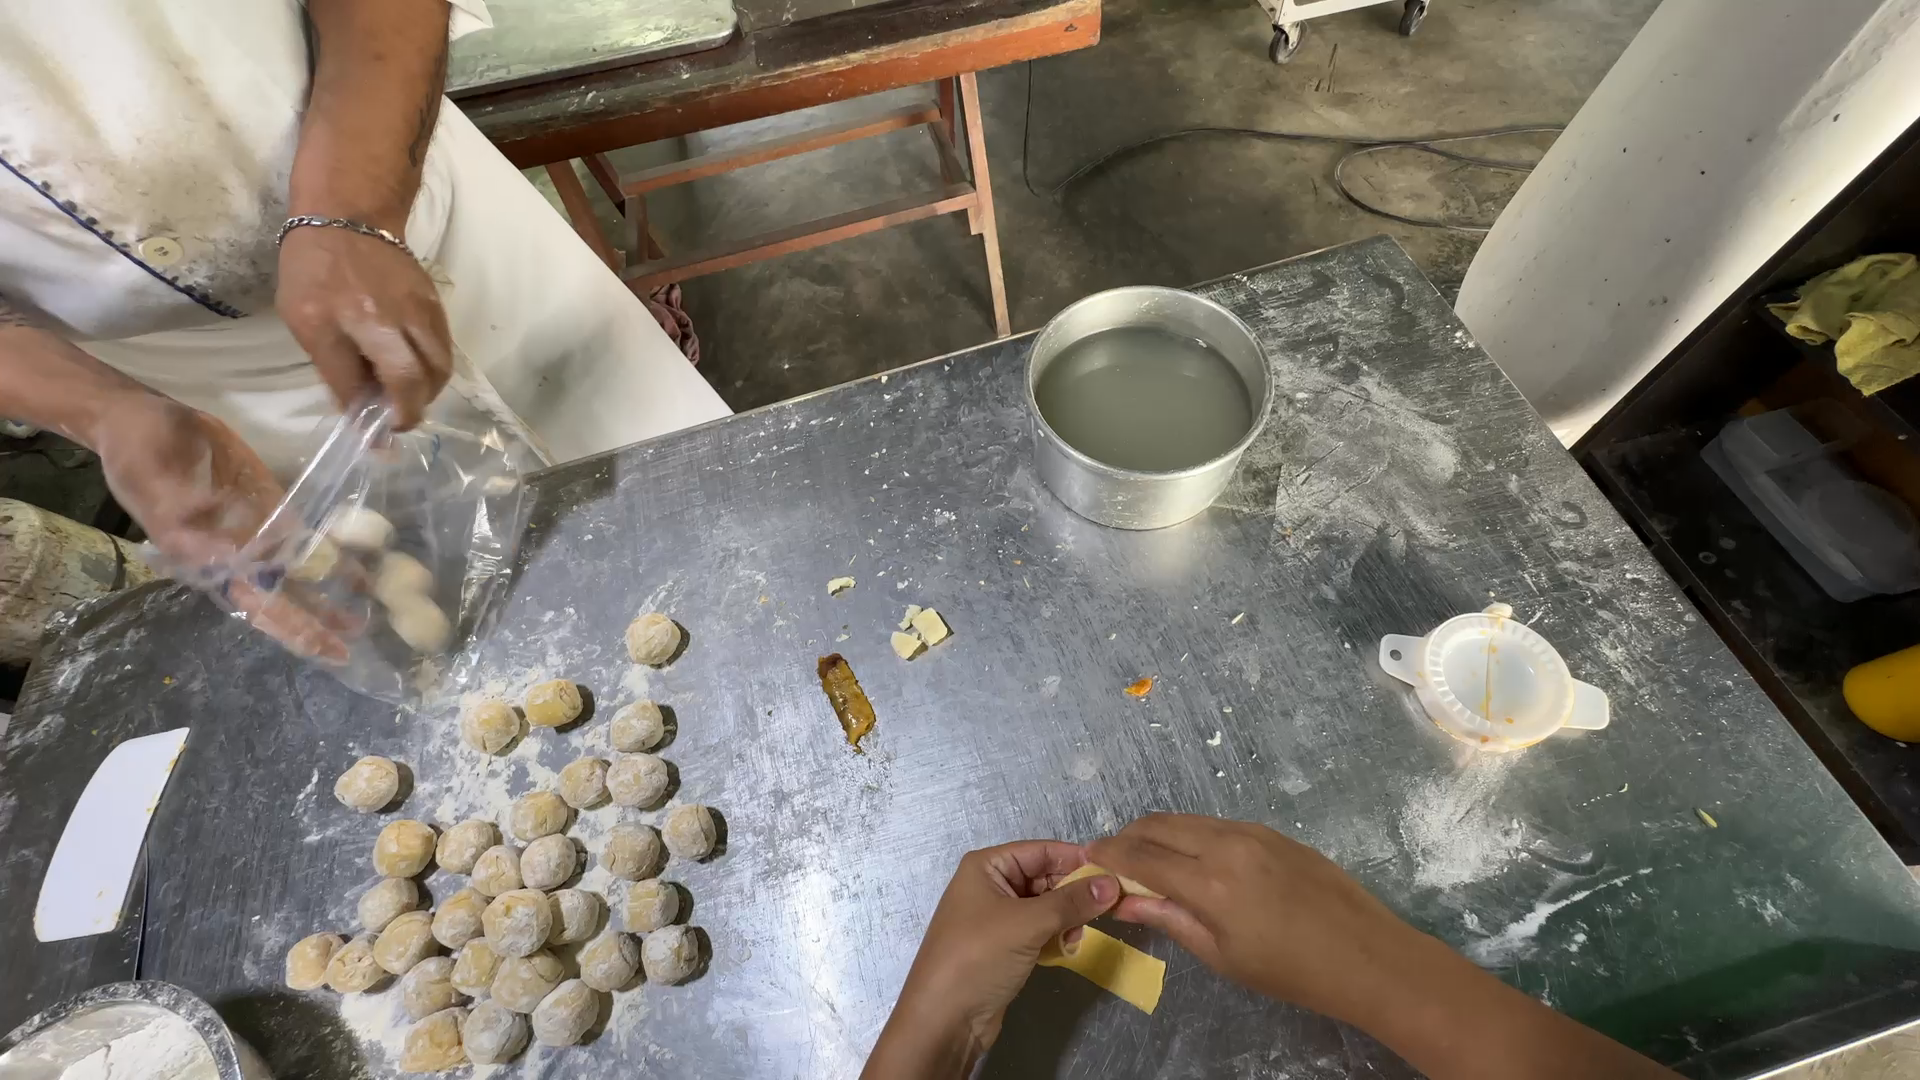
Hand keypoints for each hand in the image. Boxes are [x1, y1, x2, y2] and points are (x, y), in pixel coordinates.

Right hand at [93, 394, 347, 660]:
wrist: (148, 421)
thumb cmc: (145, 454)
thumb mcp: (159, 484)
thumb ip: (189, 521)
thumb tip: (227, 559)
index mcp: (208, 559)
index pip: (260, 605)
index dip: (296, 629)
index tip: (329, 651)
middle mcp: (238, 555)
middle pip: (285, 600)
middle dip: (319, 624)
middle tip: (356, 647)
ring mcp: (260, 535)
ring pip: (301, 577)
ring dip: (331, 598)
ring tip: (365, 620)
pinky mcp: (275, 512)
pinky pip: (309, 544)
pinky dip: (334, 560)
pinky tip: (362, 572)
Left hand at [276, 224, 451, 429]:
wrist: (350, 219)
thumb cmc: (315, 270)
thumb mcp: (305, 321)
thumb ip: (335, 368)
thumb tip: (359, 411)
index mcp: (364, 322)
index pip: (389, 381)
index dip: (390, 414)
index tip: (385, 434)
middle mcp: (402, 321)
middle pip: (424, 380)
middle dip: (414, 408)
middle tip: (397, 420)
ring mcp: (426, 315)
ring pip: (441, 369)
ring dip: (427, 392)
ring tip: (405, 397)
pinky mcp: (439, 311)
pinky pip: (445, 352)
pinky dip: (433, 372)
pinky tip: (414, 372)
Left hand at [863, 841, 1119, 1077]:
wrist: (944, 1020)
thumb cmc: (979, 956)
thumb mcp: (1027, 923)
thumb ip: (1071, 902)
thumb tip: (1112, 883)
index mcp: (988, 866)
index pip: (1040, 851)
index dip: (1075, 859)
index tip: (1113, 871)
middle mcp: (992, 885)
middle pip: (1044, 878)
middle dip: (1073, 892)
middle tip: (1109, 906)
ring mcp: (997, 917)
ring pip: (1045, 906)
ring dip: (1066, 918)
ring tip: (1079, 935)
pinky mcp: (1005, 946)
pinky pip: (1039, 930)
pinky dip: (1056, 936)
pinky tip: (1068, 948)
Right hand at [1091, 814, 1426, 1024]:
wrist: (1369, 956)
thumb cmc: (1292, 971)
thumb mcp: (1223, 956)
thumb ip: (1169, 919)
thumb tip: (1123, 902)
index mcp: (1210, 882)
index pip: (1141, 857)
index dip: (1108, 853)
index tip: (1085, 854)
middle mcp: (1224, 843)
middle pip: (1157, 824)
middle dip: (1126, 836)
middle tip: (1111, 855)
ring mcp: (1249, 830)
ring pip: (1184, 818)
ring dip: (1155, 831)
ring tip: (1146, 854)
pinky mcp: (1268, 829)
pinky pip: (1213, 822)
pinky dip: (1188, 832)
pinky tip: (1191, 856)